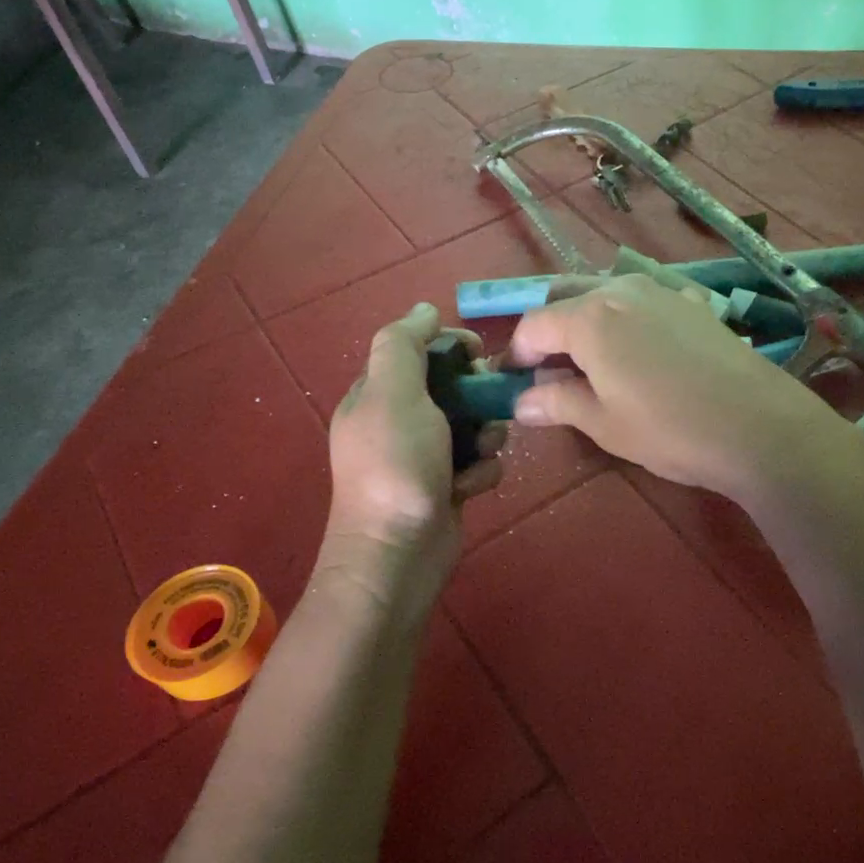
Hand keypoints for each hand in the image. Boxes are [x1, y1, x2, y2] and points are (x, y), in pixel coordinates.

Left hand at [320, 304, 504, 617]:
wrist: (398, 553)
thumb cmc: (396, 466)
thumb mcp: (392, 392)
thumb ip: (404, 344)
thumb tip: (425, 309)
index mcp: (375, 395)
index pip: (416, 351)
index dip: (449, 345)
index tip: (479, 352)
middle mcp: (397, 423)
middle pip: (452, 387)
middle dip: (475, 395)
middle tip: (488, 405)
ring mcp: (422, 458)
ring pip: (472, 425)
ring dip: (485, 436)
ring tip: (479, 453)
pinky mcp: (446, 487)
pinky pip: (477, 463)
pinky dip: (481, 472)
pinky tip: (470, 487)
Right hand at [507, 275, 854, 500]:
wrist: (758, 425)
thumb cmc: (670, 430)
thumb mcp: (605, 423)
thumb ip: (557, 403)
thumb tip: (521, 401)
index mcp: (589, 318)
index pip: (533, 325)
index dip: (517, 354)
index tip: (514, 383)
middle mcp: (621, 290)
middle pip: (567, 297)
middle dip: (550, 329)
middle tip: (552, 372)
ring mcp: (663, 291)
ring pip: (607, 291)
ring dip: (589, 318)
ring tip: (595, 362)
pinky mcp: (695, 303)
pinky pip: (648, 299)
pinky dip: (631, 316)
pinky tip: (644, 348)